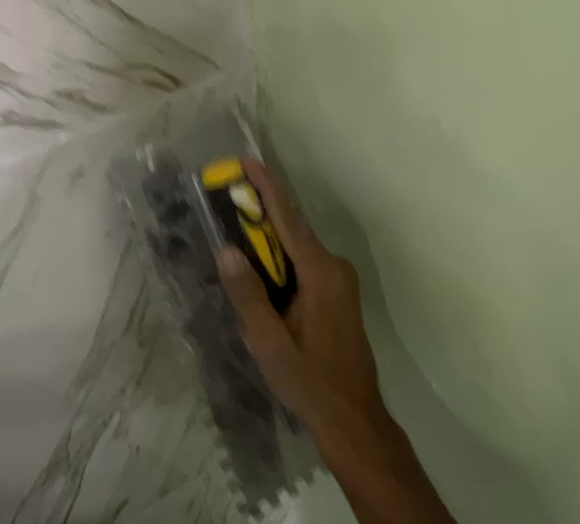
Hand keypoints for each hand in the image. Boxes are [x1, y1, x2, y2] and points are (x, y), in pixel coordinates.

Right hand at [216, 159, 385, 432]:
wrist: (353, 419)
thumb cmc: (309, 380)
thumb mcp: (268, 341)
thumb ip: (248, 294)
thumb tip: (227, 250)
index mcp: (320, 274)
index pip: (288, 220)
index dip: (267, 188)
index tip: (248, 161)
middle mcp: (334, 269)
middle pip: (292, 229)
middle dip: (260, 210)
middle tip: (228, 195)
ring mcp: (340, 282)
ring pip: (298, 248)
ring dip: (268, 238)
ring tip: (235, 228)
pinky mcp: (338, 296)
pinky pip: (304, 264)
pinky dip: (280, 258)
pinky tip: (258, 268)